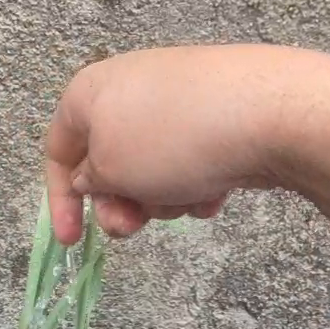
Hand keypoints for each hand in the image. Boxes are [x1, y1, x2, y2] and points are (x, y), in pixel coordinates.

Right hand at [44, 44, 328, 242]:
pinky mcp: (216, 112)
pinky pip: (189, 160)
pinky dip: (194, 183)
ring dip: (159, 197)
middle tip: (133, 227)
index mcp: (90, 91)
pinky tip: (215, 191)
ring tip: (186, 199)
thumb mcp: (109, 172)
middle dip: (119, 204)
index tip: (73, 240)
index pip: (57, 151)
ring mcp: (176, 99)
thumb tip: (91, 179)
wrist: (272, 113)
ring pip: (149, 168)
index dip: (59, 200)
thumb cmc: (172, 141)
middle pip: (106, 164)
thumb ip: (87, 182)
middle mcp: (129, 88)